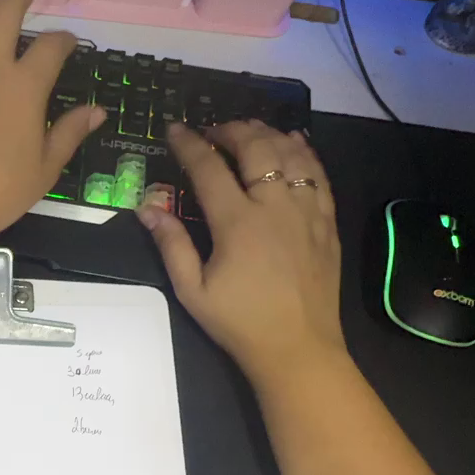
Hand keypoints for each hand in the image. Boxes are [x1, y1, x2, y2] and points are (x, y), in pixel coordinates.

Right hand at [136, 121, 346, 386]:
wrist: (296, 346)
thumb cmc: (237, 322)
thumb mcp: (191, 290)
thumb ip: (171, 245)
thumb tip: (147, 209)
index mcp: (237, 223)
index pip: (209, 169)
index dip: (190, 145)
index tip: (175, 130)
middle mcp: (274, 206)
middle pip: (256, 148)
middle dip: (232, 129)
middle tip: (213, 127)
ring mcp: (306, 211)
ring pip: (292, 153)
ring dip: (268, 133)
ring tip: (249, 129)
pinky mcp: (326, 221)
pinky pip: (319, 173)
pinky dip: (304, 151)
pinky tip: (293, 143)